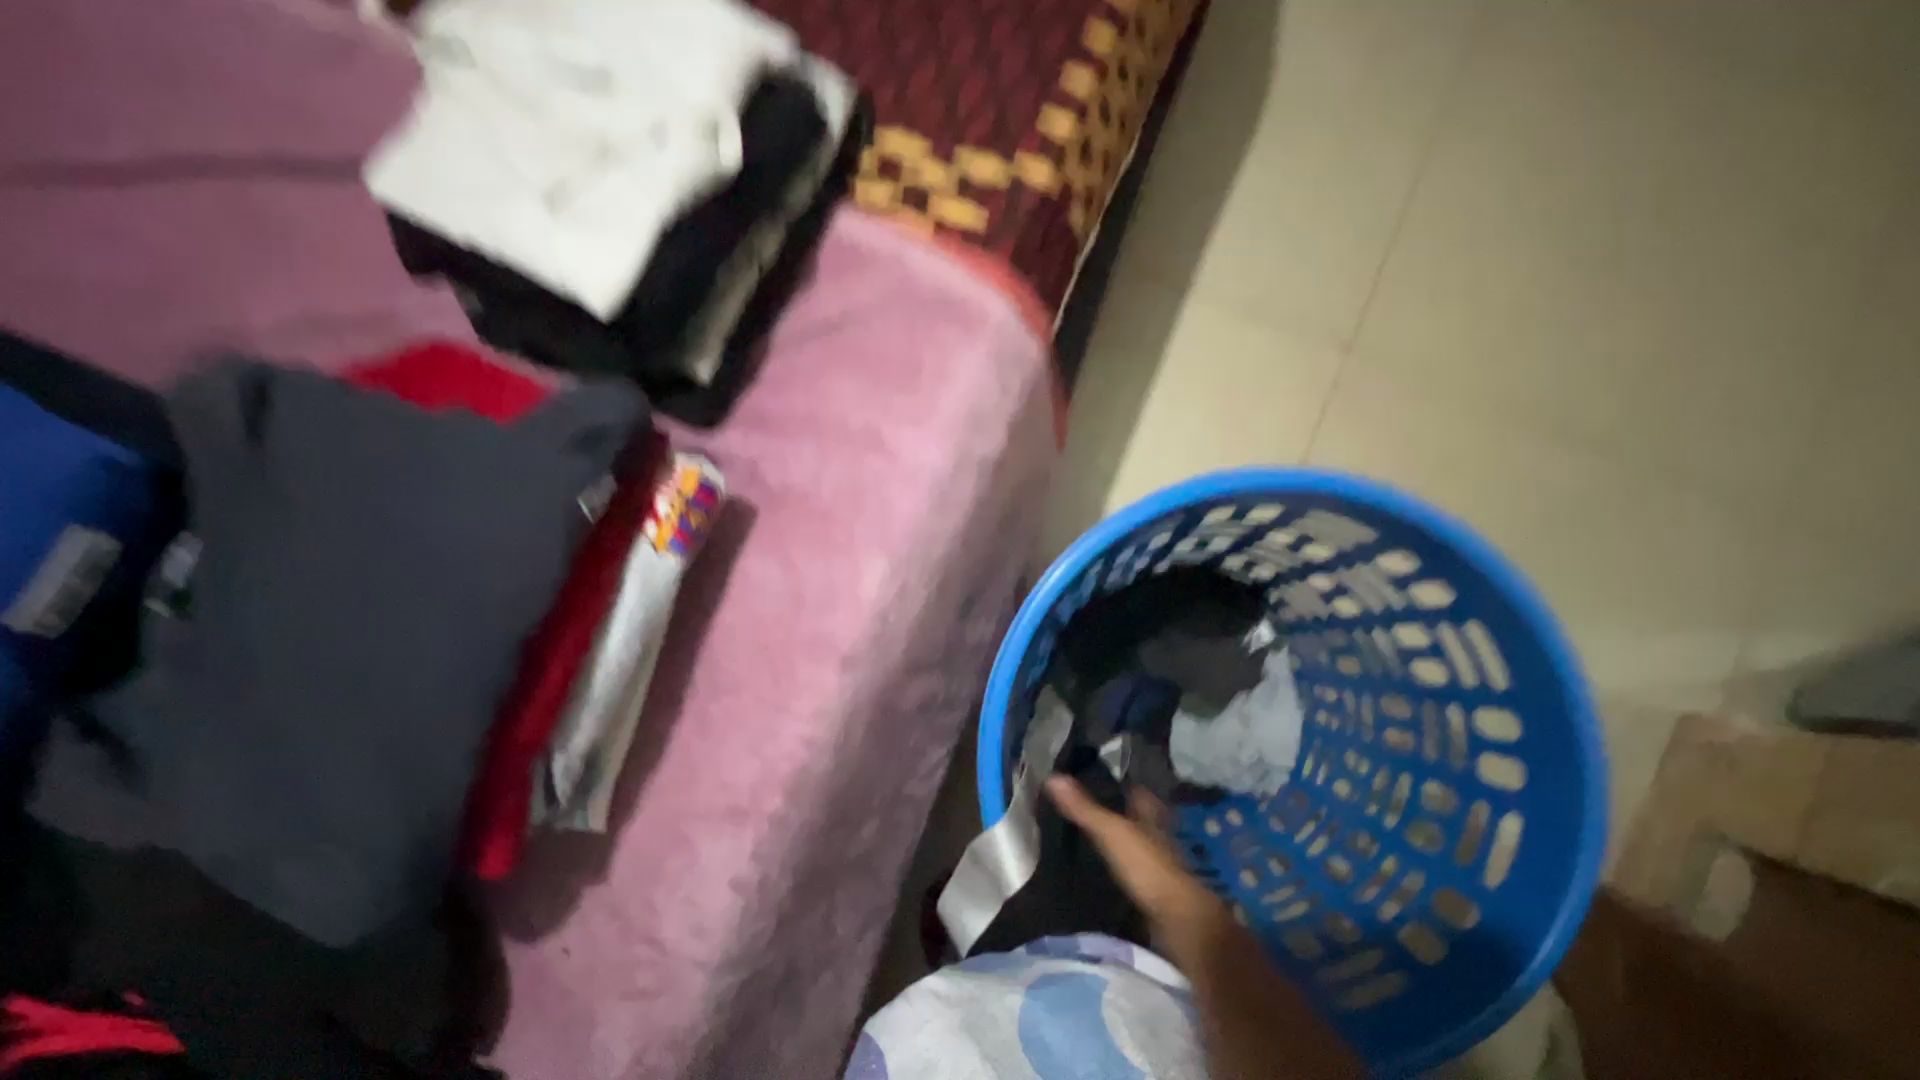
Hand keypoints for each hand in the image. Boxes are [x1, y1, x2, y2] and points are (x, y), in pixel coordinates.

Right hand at [1044, 776, 1227, 934]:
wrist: (1177, 918)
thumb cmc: (1147, 866)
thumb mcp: (1110, 832)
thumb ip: (1083, 808)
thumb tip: (1052, 776)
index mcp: (1150, 816)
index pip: (1137, 792)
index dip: (1121, 786)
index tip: (1096, 781)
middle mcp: (1157, 836)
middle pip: (1137, 819)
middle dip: (1118, 815)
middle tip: (1085, 813)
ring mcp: (1157, 865)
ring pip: (1135, 846)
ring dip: (1118, 844)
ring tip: (1085, 842)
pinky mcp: (1153, 891)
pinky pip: (1132, 873)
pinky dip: (1118, 871)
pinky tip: (1099, 875)